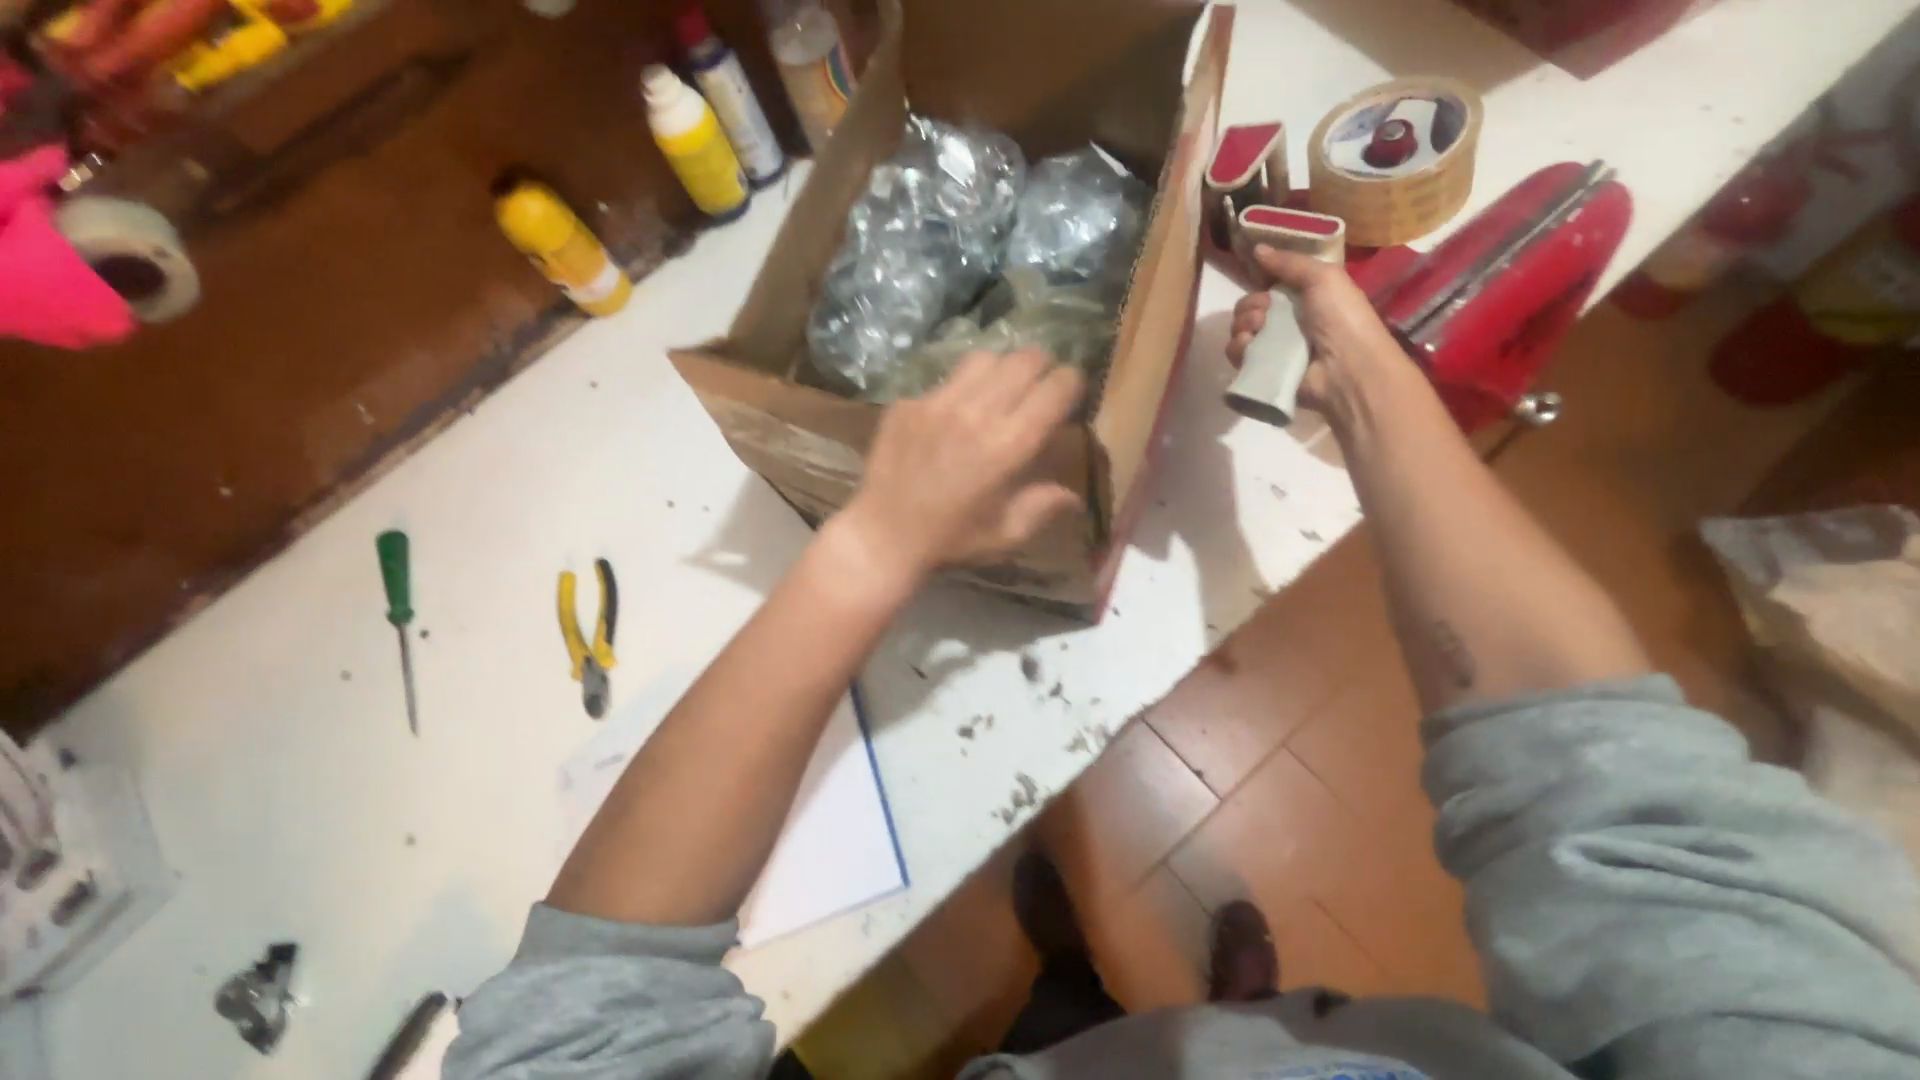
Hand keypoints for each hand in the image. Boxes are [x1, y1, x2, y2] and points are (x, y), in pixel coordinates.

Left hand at [838, 348, 1084, 585]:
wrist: (883, 536)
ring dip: (1001, 369)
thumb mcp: (1006, 533)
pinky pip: (944, 379)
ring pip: (984, 358)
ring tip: (1000, 389)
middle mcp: (976, 413)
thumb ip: (1043, 506)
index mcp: (1008, 446)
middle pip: (1024, 359)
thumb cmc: (951, 540)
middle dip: (1042, 366)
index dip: (1071, 383)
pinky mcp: (909, 403)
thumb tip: (1073, 496)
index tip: (1070, 394)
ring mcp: (937, 402)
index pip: (1056, 387)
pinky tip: (954, 414)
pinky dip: (960, 389)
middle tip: (1040, 384)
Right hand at [1225, 245, 1407, 417]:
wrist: (1345, 366)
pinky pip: (1237, 354)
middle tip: (1264, 310)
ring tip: (1257, 328)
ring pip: (1240, 329)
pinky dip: (1238, 347)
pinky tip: (1248, 344)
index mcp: (1303, 299)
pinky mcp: (1261, 370)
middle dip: (1250, 305)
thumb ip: (1289, 262)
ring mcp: (1273, 348)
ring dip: (1242, 323)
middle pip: (1250, 308)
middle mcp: (1286, 323)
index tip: (1262, 281)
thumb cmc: (1340, 316)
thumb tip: (1257, 248)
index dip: (1261, 282)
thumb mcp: (1323, 277)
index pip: (1269, 287)